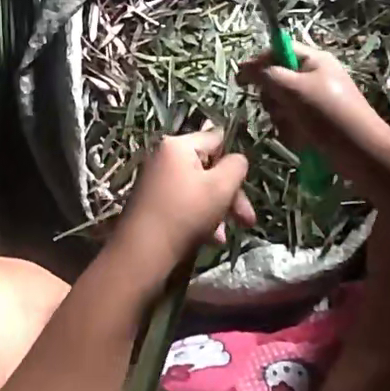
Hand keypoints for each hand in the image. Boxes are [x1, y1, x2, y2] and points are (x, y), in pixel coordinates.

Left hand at [115, 129, 254, 262]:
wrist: (142, 251)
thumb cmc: (185, 213)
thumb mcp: (221, 187)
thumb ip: (236, 166)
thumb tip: (237, 160)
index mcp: (177, 145)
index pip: (216, 139)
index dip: (233, 162)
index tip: (243, 186)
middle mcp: (163, 157)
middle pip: (209, 168)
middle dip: (230, 195)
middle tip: (247, 220)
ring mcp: (156, 180)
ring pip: (198, 188)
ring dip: (217, 210)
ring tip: (223, 236)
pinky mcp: (153, 201)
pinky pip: (184, 201)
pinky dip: (199, 216)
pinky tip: (210, 239)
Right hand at [238, 44, 389, 175]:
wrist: (361, 152)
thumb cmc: (328, 113)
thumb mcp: (292, 88)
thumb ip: (265, 74)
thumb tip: (244, 68)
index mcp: (315, 61)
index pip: (279, 50)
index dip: (259, 62)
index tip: (240, 79)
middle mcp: (314, 78)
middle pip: (276, 80)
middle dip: (273, 98)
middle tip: (280, 108)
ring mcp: (315, 103)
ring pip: (280, 106)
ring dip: (282, 119)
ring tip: (296, 128)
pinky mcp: (315, 125)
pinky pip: (290, 124)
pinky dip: (291, 133)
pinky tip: (302, 141)